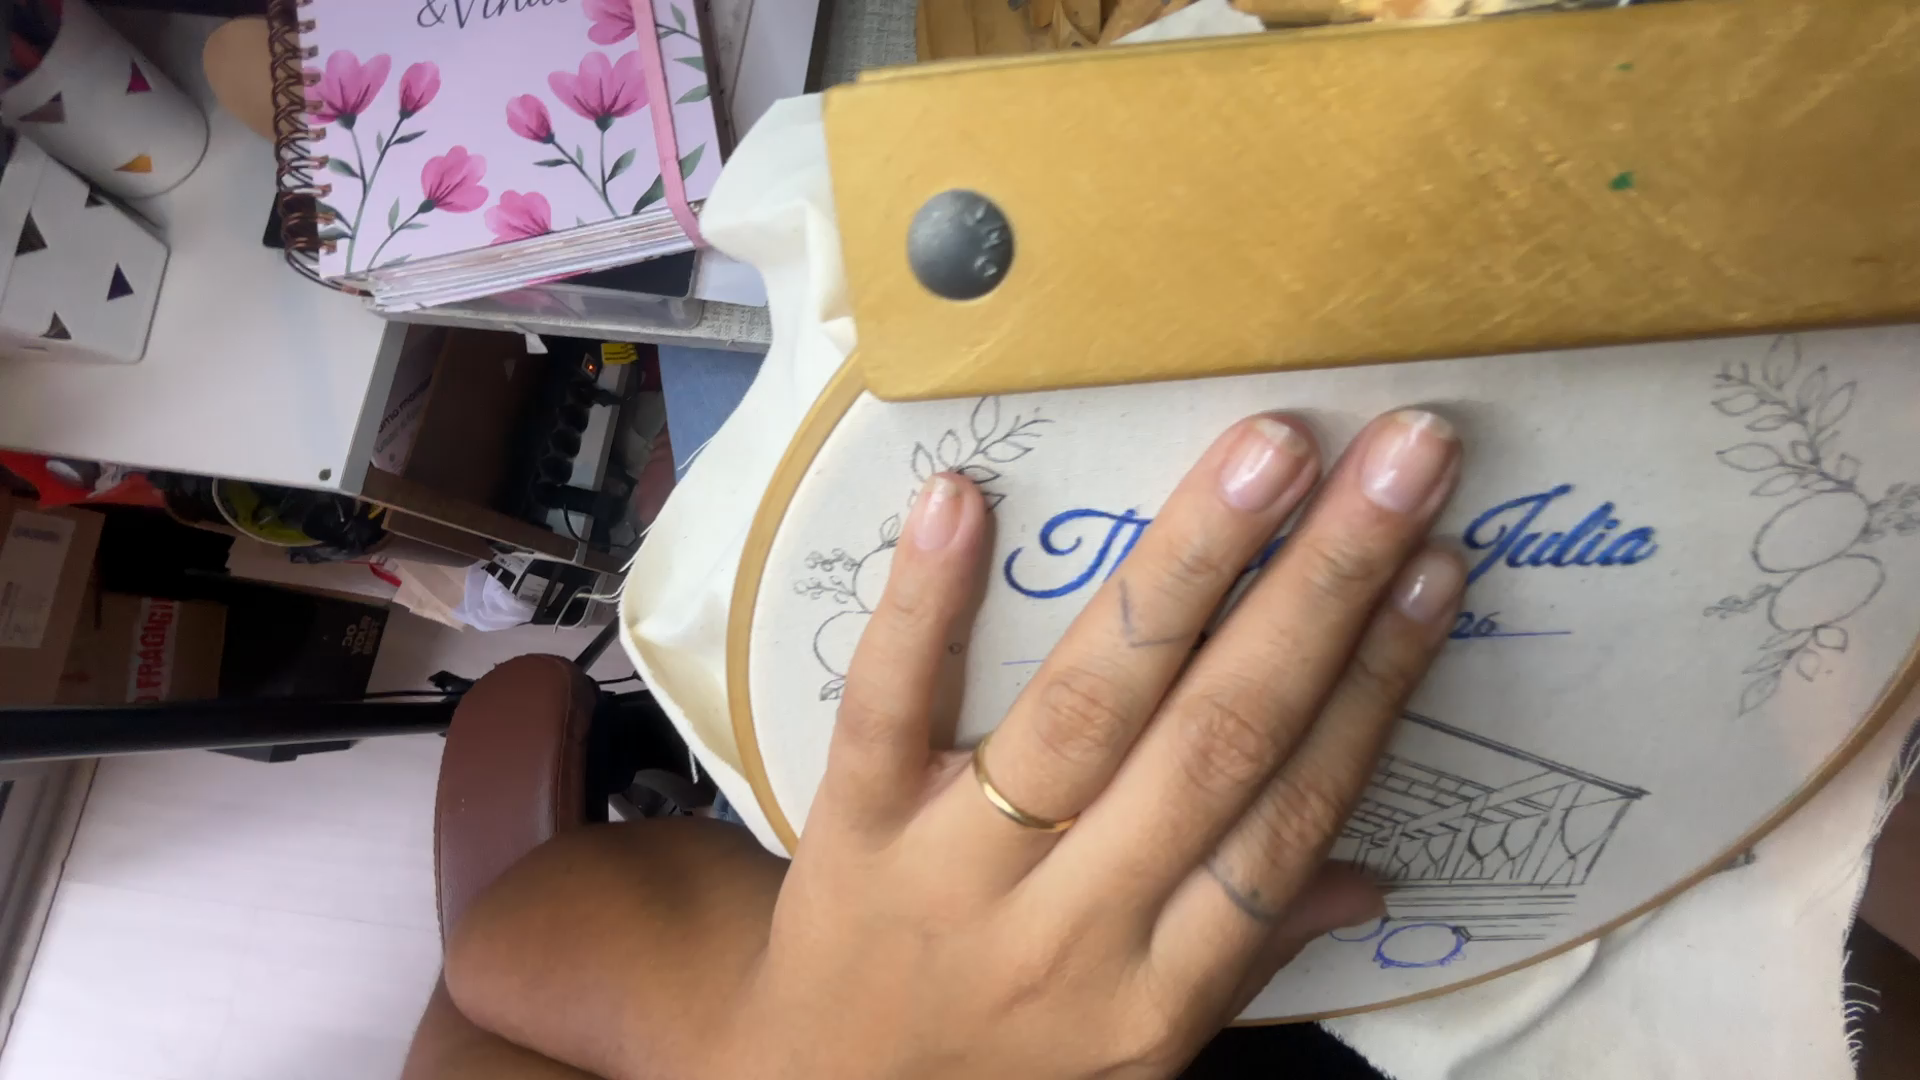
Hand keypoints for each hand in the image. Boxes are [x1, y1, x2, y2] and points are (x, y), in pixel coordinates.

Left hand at [725, 409, 1463, 1079]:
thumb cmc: (1001, 1049)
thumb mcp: (1140, 1033)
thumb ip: (1251, 948)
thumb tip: (1375, 873)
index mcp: (1161, 984)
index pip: (1289, 812)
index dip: (1373, 684)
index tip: (1431, 564)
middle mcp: (1072, 920)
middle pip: (1214, 736)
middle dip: (1317, 586)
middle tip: (1390, 458)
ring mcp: (953, 864)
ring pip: (1087, 704)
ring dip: (1187, 566)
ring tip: (1262, 456)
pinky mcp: (853, 817)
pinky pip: (889, 700)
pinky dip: (930, 599)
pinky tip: (963, 495)